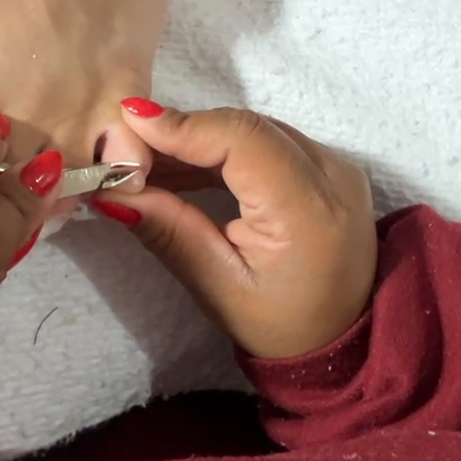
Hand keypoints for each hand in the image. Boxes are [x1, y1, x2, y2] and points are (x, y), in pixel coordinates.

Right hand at [95, 100, 377, 358]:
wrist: (347, 340)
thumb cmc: (282, 326)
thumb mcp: (220, 288)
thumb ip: (171, 232)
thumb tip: (113, 191)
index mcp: (308, 210)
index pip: (242, 140)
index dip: (185, 126)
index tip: (129, 120)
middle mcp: (332, 175)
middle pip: (247, 128)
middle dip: (184, 131)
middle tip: (128, 146)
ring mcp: (336, 167)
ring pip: (256, 130)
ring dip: (201, 139)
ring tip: (146, 160)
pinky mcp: (330, 168)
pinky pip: (269, 142)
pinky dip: (225, 149)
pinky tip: (183, 165)